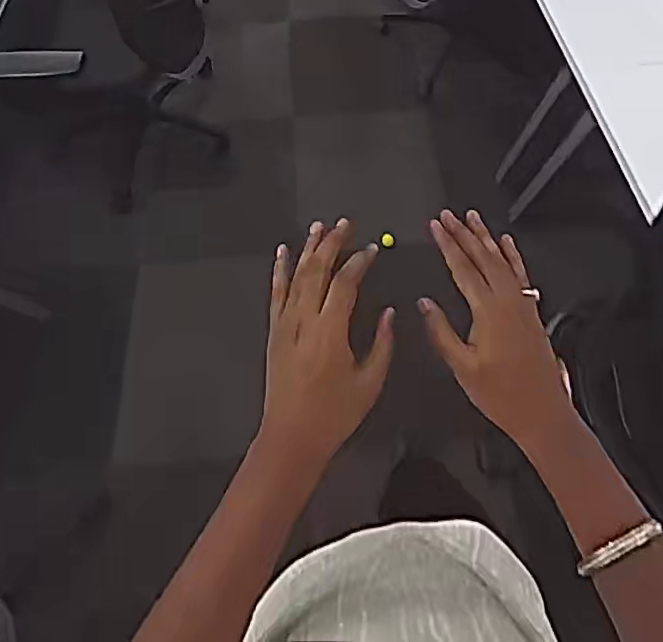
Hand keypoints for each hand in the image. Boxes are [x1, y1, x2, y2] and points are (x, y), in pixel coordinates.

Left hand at [259, 219, 395, 466]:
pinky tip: (284, 252)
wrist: (290, 438)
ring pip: (296, 276)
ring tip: (318, 227)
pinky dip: (280, 270)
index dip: (359, 262)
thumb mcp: (370, 382)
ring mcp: (285, 324)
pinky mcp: (274, 331)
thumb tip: (388, 312)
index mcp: (330, 331)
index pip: (345, 282)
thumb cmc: (334, 414)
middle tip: (344, 224)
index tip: (372, 250)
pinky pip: (276, 293)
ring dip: (308, 249)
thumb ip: (382, 343)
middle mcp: (304, 320)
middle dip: (332, 243)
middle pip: (317, 270)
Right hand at [419, 210, 576, 455]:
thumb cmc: (503, 395)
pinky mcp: (531, 309)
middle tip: (448, 215)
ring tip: (473, 218)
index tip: (436, 227)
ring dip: (485, 236)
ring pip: (501, 259)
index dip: (447, 244)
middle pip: (482, 256)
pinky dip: (512, 254)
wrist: (543, 412)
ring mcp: (523, 302)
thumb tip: (426, 304)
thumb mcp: (463, 368)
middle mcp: (508, 300)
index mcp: (489, 311)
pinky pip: (520, 272)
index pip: (462, 267)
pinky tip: (506, 242)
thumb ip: (441, 332)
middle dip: (463, 232)